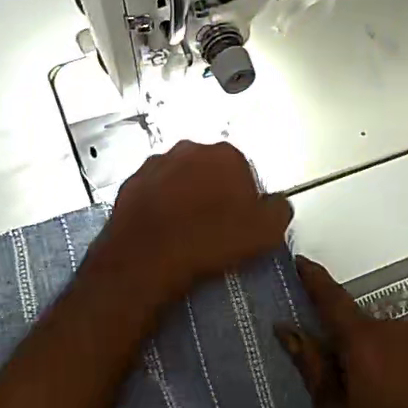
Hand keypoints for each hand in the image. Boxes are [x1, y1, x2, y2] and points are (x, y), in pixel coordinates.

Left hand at [87, 141, 292, 305]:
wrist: (147, 257)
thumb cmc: (208, 241)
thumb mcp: (266, 232)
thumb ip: (279, 210)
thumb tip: (276, 205)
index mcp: (225, 154)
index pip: (243, 172)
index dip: (243, 199)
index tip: (239, 222)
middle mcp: (188, 150)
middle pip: (208, 171)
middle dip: (212, 192)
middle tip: (213, 227)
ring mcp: (154, 164)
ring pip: (177, 180)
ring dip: (183, 198)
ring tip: (185, 232)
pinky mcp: (129, 184)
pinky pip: (152, 193)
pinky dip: (158, 207)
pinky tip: (162, 231)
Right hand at [276, 256, 407, 407]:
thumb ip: (311, 367)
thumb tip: (286, 329)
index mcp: (364, 340)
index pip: (331, 297)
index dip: (312, 277)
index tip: (298, 260)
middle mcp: (393, 327)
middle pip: (352, 322)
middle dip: (337, 339)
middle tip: (328, 375)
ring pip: (376, 336)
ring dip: (364, 353)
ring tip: (361, 394)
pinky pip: (397, 345)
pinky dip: (384, 360)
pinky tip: (388, 395)